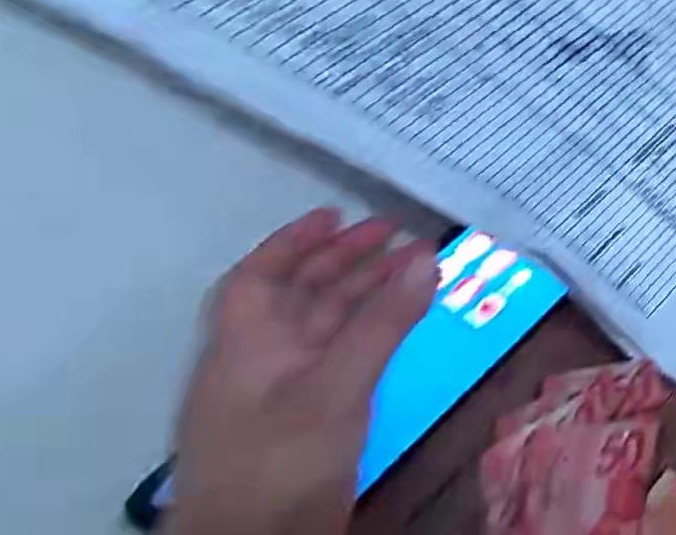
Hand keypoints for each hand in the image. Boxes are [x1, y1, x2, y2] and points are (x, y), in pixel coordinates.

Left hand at [162, 209, 434, 534]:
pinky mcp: (310, 415)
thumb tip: (429, 256)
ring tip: (417, 262)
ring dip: (366, 287)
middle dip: (344, 257)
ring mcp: (284, 391)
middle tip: (397, 230)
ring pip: (324, 321)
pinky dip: (373, 321)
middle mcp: (261, 363)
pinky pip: (343, 347)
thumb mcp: (337, 388)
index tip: (337, 211)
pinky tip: (405, 315)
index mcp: (246, 350)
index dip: (291, 242)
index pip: (256, 280)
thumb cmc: (281, 464)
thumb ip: (384, 321)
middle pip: (297, 295)